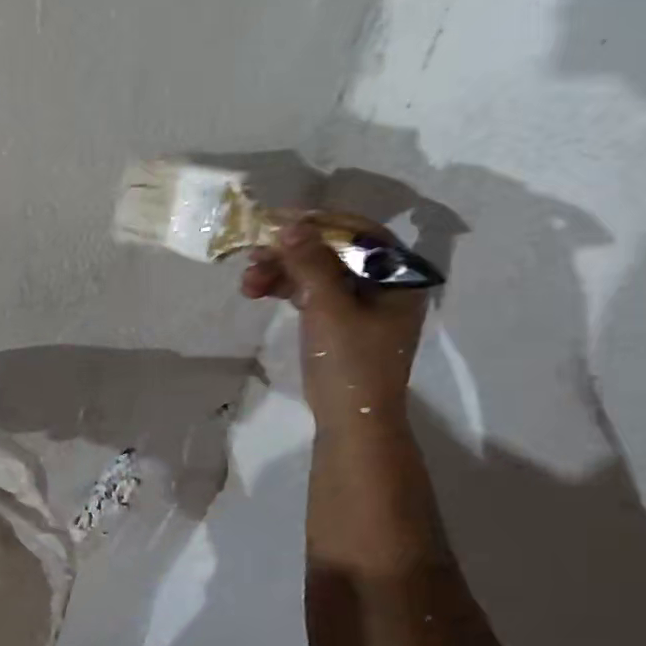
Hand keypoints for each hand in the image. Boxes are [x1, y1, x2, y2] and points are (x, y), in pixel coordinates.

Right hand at [241, 218, 428, 425]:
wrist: (351, 423)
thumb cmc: (349, 364)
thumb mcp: (329, 307)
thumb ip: (310, 262)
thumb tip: (290, 224)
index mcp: (398, 278)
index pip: (360, 234)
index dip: (319, 224)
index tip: (279, 222)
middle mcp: (383, 286)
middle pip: (334, 253)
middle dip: (291, 253)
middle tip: (254, 255)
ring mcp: (361, 307)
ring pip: (318, 274)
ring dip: (282, 272)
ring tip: (247, 282)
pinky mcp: (340, 324)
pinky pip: (313, 294)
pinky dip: (288, 290)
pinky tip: (260, 291)